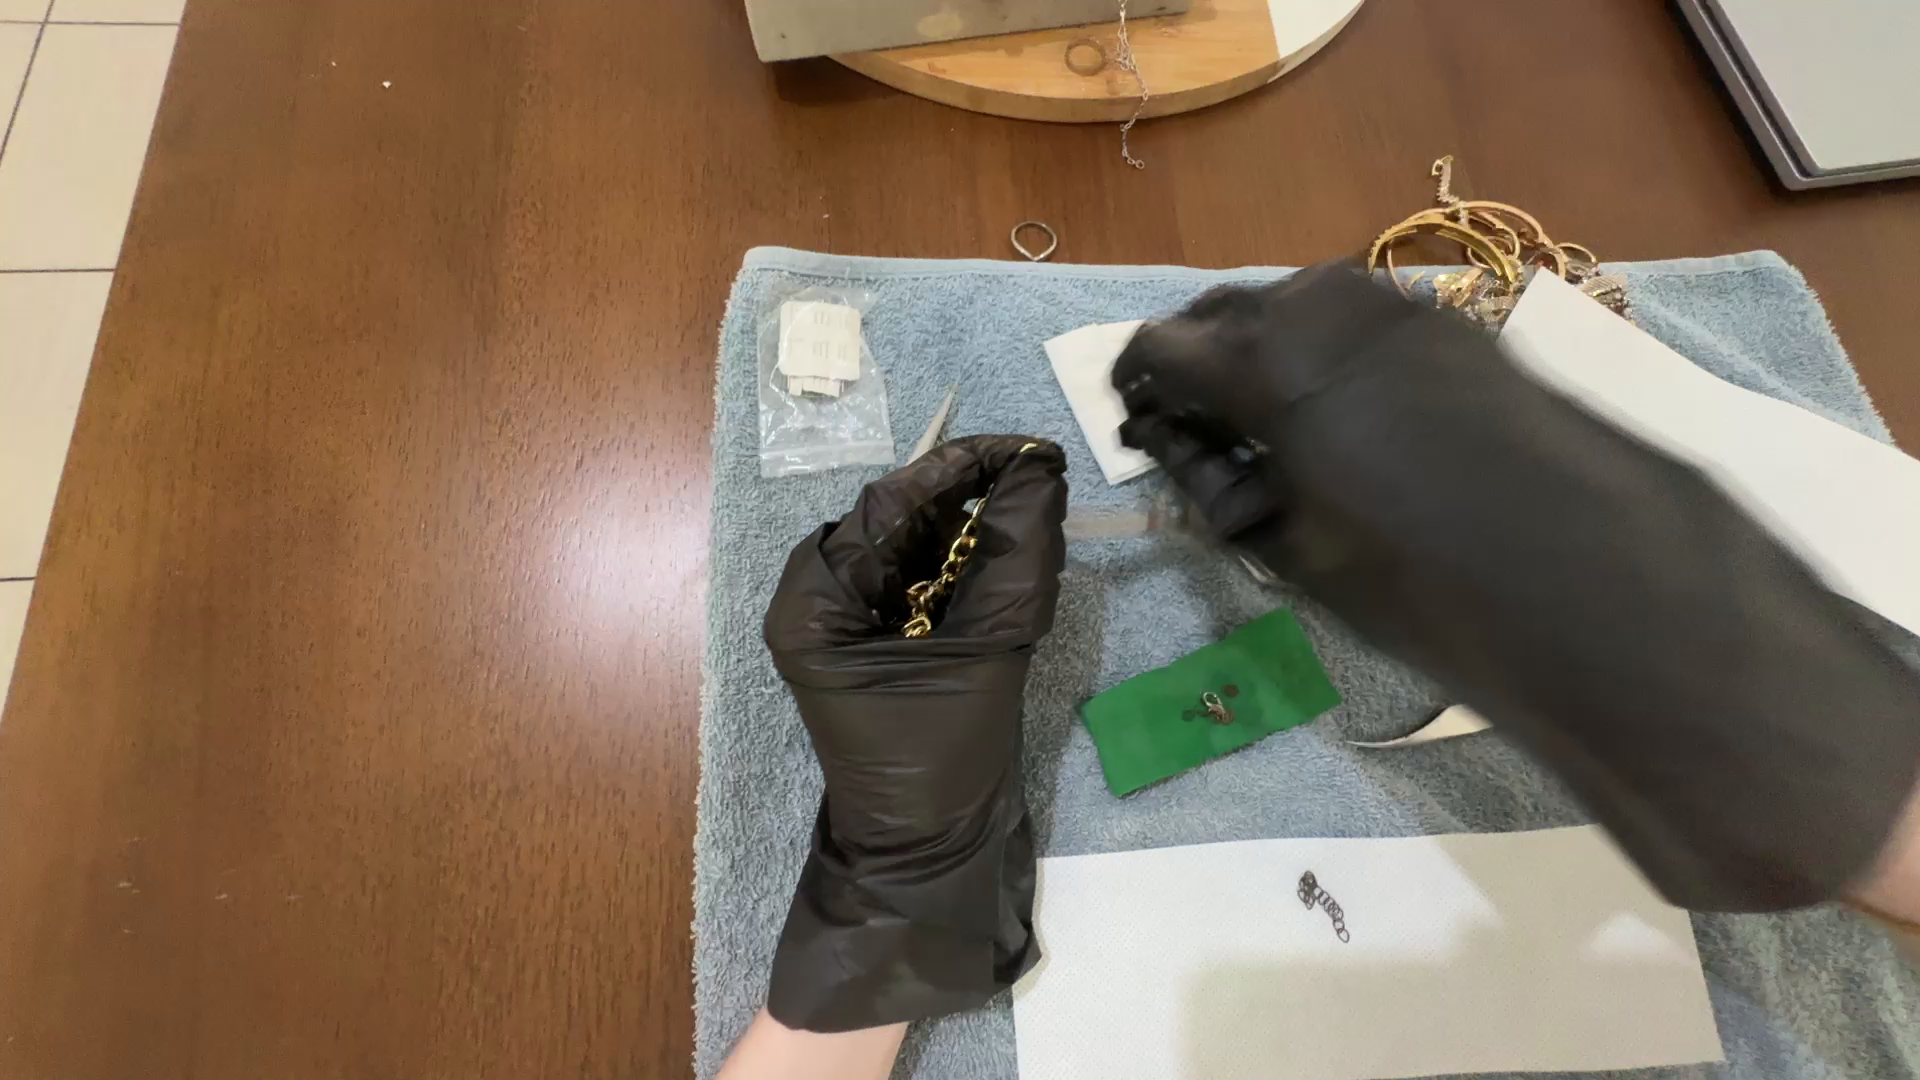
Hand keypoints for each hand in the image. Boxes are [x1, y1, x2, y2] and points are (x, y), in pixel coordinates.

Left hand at [761, 435, 1068, 1030]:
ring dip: (973, 531)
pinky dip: (969, 567)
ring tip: (1033, 512)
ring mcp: (847, 622)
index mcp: (814, 602)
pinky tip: (1010, 556)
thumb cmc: (940, 760)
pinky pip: (924, 582)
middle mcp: (819, 602)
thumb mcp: (984, 652)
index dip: (957, 468)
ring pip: (915, 547)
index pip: (886, 505)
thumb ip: (1013, 560)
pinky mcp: (879, 639)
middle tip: (1036, 476)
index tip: (1022, 448)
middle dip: (969, 498)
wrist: (928, 851)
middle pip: (897, 521)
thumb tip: (1040, 476)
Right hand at [1113, 262, 1919, 912]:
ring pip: (1283, 306)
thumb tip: (1160, 436)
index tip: (1135, 423)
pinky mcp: (1442, 321)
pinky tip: (1331, 416)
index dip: (1132, 385)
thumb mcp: (1276, 537)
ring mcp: (1390, 305)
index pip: (1157, 346)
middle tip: (1193, 435)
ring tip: (1264, 432)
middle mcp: (1322, 308)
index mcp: (1265, 365)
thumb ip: (1207, 471)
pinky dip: (1311, 355)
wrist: (1596, 588)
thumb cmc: (1410, 585)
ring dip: (1252, 359)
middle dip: (1190, 369)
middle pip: (1217, 313)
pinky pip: (1343, 319)